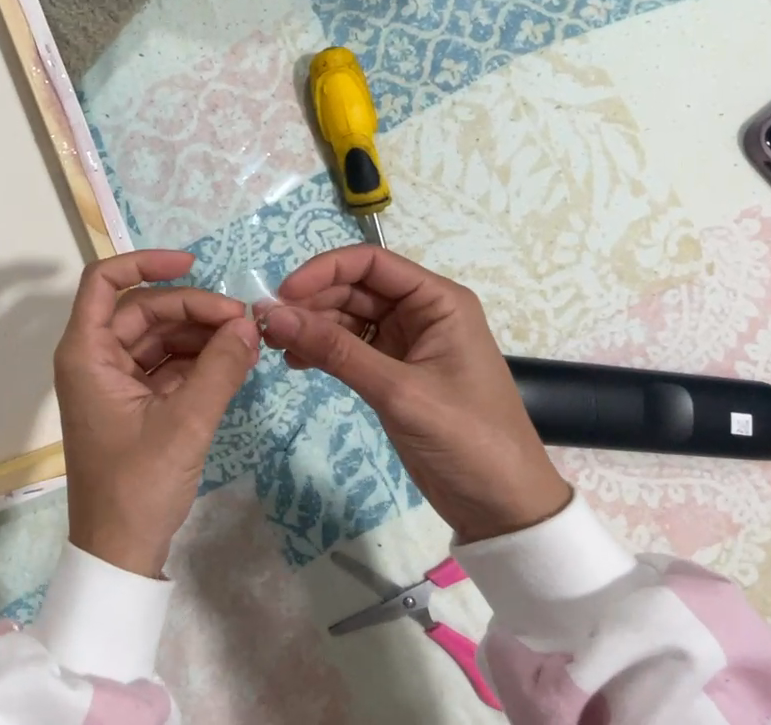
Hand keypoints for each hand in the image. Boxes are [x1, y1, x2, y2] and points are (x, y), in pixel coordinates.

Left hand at [54, 251, 260, 577]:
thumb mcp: (185, 422)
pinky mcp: (132, 402)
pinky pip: (164, 365)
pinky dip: (196, 361)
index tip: (193, 263)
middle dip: (191, 309)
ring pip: (156, 337)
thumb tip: (249, 323)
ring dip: (198, 335)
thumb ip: (219, 368)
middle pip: (142, 310)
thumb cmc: (138, 484)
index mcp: (86, 353)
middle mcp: (94, 358)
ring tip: (247, 340)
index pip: (103, 282)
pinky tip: (233, 361)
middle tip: (243, 321)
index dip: (145, 263)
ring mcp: (113, 380)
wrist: (120, 550)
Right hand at [257, 245, 570, 543]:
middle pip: (352, 288)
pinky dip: (320, 350)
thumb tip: (272, 315)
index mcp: (437, 302)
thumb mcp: (398, 391)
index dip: (322, 271)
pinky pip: (347, 346)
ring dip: (310, 327)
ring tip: (276, 347)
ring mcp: (405, 342)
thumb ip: (335, 350)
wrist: (503, 508)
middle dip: (309, 303)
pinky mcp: (392, 372)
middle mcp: (420, 313)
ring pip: (345, 317)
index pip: (370, 263)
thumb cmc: (467, 438)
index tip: (282, 296)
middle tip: (267, 328)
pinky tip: (296, 363)